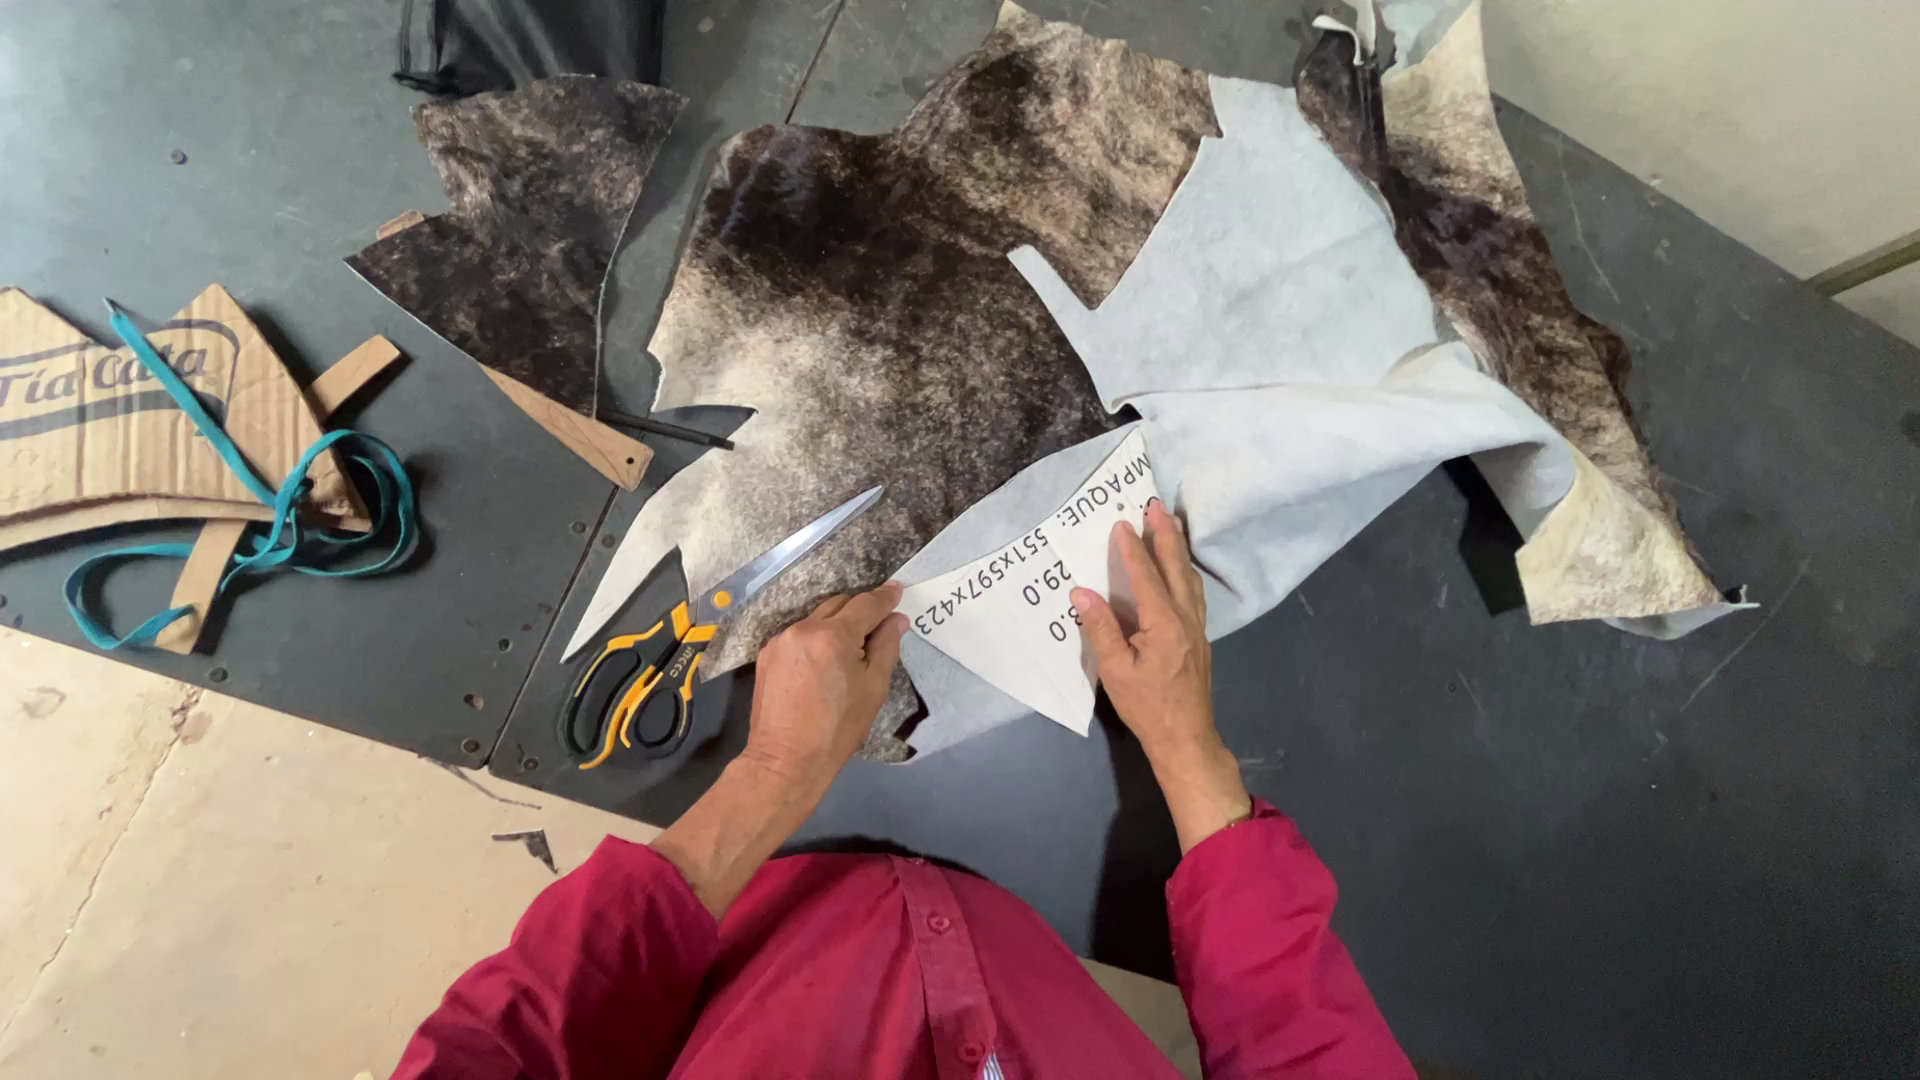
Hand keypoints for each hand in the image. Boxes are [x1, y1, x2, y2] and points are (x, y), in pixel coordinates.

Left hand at [739, 581, 908, 792]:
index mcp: (833, 635)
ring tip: (847, 651)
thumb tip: (896, 620)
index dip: (885, 597)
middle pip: (839, 604)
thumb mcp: (874, 687)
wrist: (786, 760)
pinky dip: (815, 639)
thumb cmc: (838, 727)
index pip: (865, 604)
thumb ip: (886, 646)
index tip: (897, 589)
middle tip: (876, 628)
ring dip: (835, 625)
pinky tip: (821, 663)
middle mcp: (804, 628)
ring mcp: (781, 640)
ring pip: (817, 618)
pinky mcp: (767, 654)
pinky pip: (799, 634)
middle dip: (860, 611)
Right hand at [1072, 500, 1249, 852]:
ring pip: (1189, 578)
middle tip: (1155, 505)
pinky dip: (1185, 571)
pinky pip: (1194, 593)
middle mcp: (1185, 618)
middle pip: (1175, 567)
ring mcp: (1197, 627)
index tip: (1122, 522)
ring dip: (1178, 549)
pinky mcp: (1199, 637)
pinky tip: (1181, 569)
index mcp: (1163, 624)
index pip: (1145, 576)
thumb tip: (1082, 592)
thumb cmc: (1146, 706)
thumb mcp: (1114, 671)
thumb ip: (1100, 629)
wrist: (1186, 737)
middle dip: (1165, 534)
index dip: (1132, 549)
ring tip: (1171, 525)